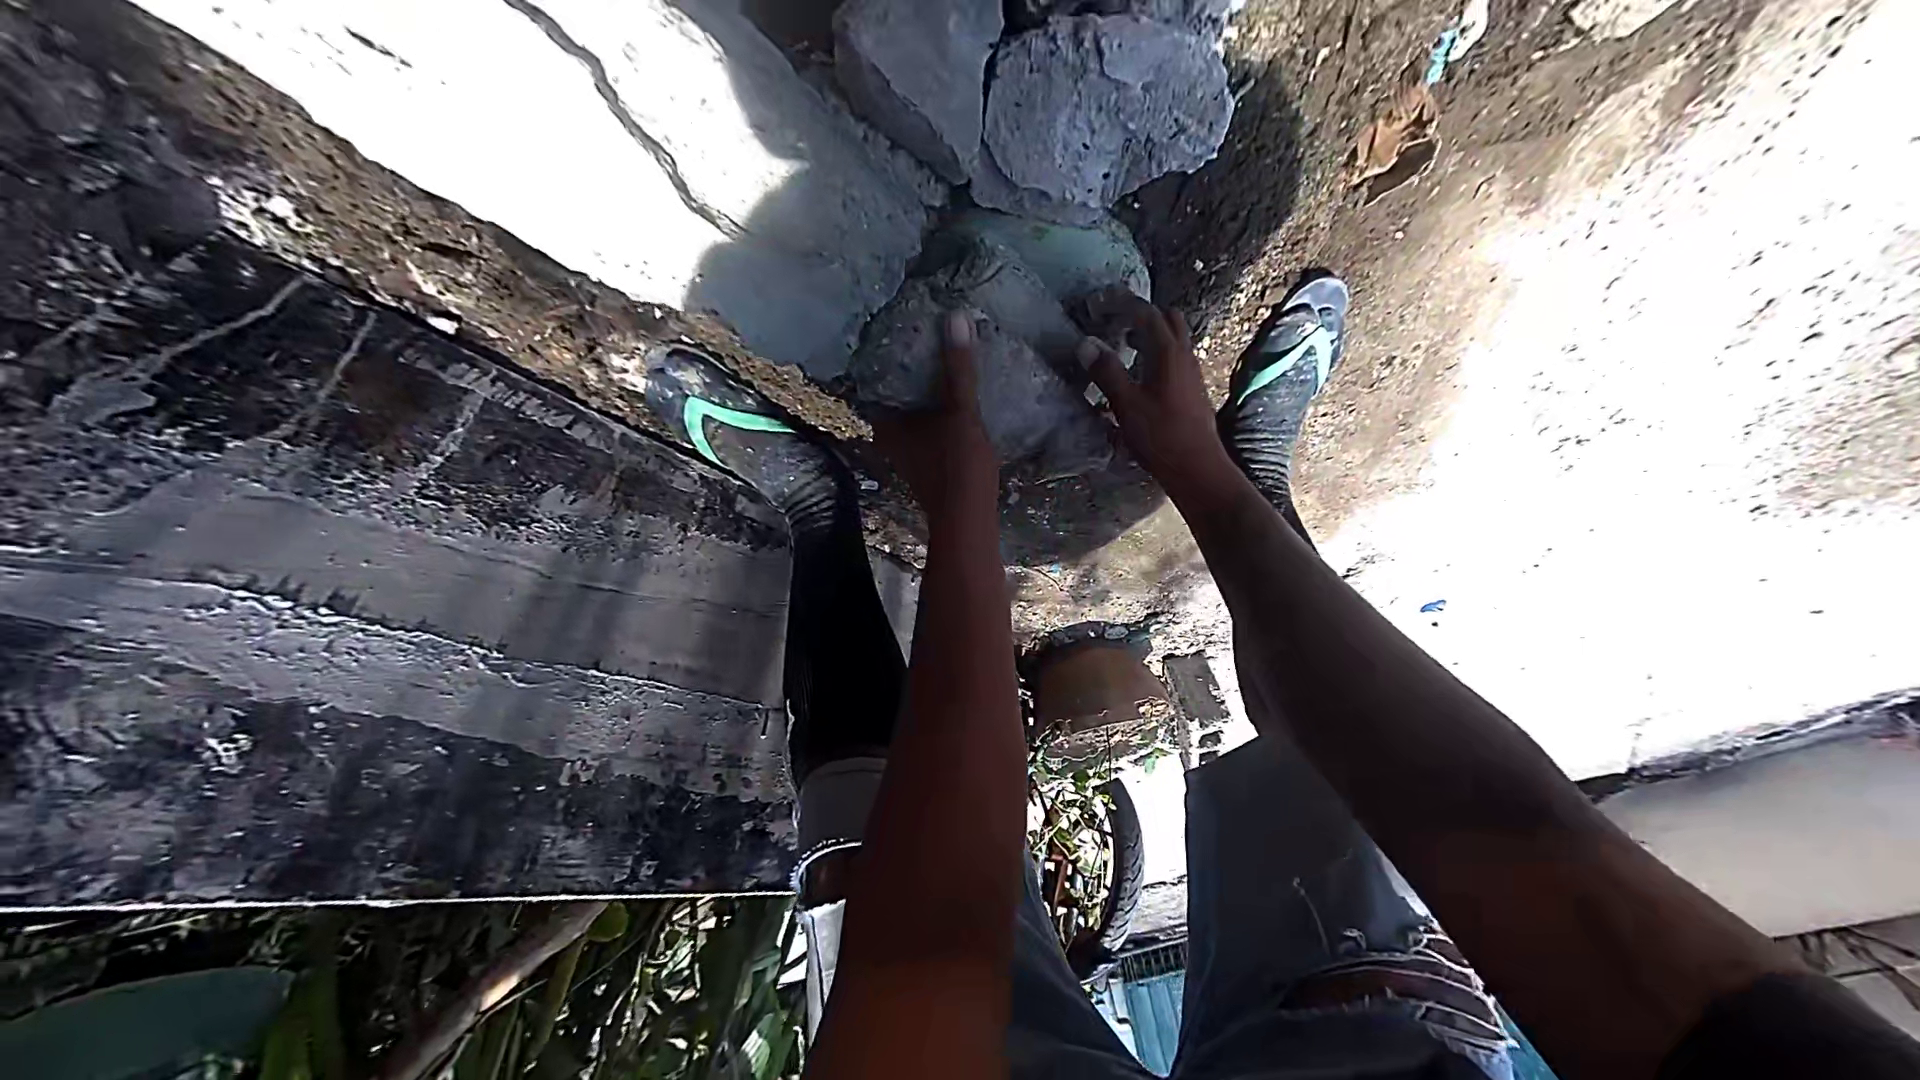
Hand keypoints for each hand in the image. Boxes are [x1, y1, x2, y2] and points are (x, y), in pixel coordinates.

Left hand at [871, 310, 998, 519]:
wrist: (969, 519)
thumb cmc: (957, 464)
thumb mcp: (960, 410)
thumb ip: (958, 367)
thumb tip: (956, 316)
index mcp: (887, 424)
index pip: (875, 381)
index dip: (885, 356)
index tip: (900, 330)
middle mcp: (890, 438)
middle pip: (895, 396)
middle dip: (908, 371)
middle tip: (925, 338)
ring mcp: (907, 453)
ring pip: (912, 413)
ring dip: (924, 393)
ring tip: (943, 361)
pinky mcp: (927, 463)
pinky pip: (927, 427)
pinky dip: (936, 412)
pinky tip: (955, 398)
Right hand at [1077, 297, 1243, 507]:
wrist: (1197, 467)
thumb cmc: (1160, 435)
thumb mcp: (1127, 404)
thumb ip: (1106, 372)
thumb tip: (1085, 343)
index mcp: (1168, 353)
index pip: (1146, 315)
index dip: (1123, 304)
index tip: (1100, 302)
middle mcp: (1184, 357)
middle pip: (1168, 320)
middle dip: (1142, 314)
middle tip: (1116, 321)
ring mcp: (1191, 373)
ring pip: (1173, 340)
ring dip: (1150, 335)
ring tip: (1124, 344)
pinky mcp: (1191, 390)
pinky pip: (1174, 358)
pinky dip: (1156, 354)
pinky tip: (1140, 374)